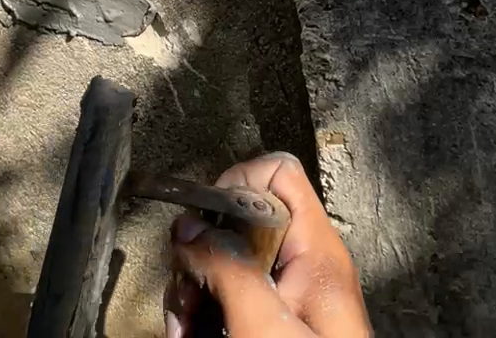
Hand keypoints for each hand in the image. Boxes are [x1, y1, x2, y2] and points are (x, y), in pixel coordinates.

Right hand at [165, 152, 371, 337]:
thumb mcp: (265, 325)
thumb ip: (226, 267)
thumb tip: (187, 227)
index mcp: (315, 247)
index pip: (280, 173)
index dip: (240, 182)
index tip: (209, 220)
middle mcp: (301, 260)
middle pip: (241, 215)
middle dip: (202, 246)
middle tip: (184, 282)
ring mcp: (284, 290)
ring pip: (225, 255)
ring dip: (192, 284)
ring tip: (180, 324)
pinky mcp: (268, 317)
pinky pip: (227, 290)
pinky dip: (201, 308)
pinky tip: (187, 332)